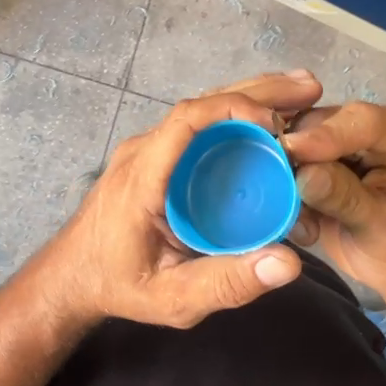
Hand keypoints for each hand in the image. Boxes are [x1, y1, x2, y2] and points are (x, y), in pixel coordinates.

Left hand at [45, 71, 322, 328]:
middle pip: (202, 104)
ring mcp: (150, 148)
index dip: (232, 108)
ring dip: (252, 96)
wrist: (74, 275)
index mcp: (142, 176)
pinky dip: (239, 114)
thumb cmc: (118, 285)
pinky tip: (273, 117)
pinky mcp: (158, 154)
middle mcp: (144, 150)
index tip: (277, 120)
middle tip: (311, 87)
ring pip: (203, 109)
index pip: (185, 121)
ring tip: (303, 92)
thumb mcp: (172, 299)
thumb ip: (226, 284)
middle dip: (258, 91)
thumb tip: (288, 263)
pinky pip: (201, 125)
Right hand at [281, 102, 385, 305]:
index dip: (326, 135)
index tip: (291, 152)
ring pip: (298, 139)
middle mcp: (372, 129)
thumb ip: (346, 200)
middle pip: (321, 123)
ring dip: (289, 176)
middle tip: (280, 191)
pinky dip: (287, 189)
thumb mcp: (385, 233)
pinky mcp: (320, 158)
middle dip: (297, 154)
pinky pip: (290, 162)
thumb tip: (303, 174)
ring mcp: (343, 141)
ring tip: (301, 219)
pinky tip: (305, 224)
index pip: (363, 121)